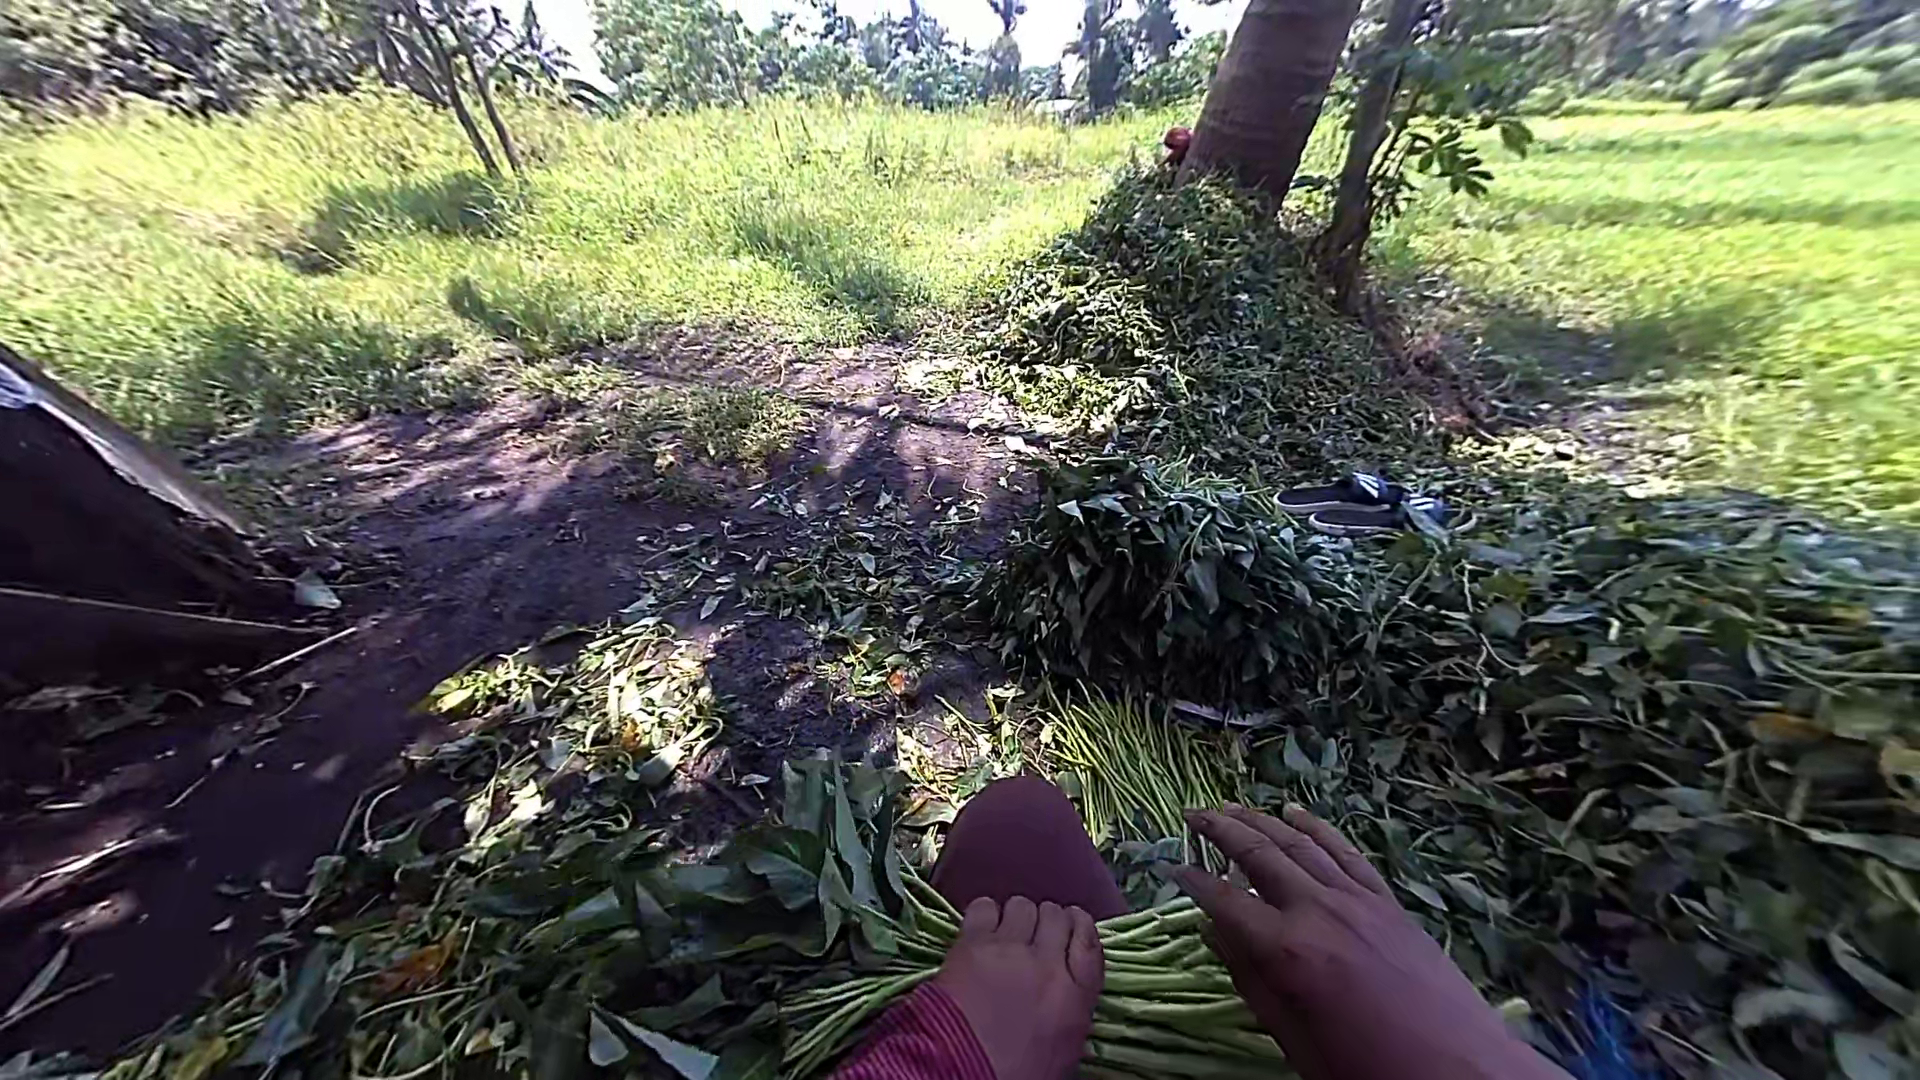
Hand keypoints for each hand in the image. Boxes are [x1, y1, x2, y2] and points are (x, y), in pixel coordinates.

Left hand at [935, 896, 1102, 1079]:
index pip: (1089, 939)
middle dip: (1046, 920)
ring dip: (1016, 917)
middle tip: (1034, 934)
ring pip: (1022, 905)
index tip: (1071, 925)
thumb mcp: (1062, 1047)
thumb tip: (1066, 974)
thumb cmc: (1014, 1074)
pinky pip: (986, 906)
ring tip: (1006, 933)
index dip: (1079, 925)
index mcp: (1074, 997)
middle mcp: (1046, 963)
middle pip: (1055, 914)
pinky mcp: (973, 940)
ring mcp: (1009, 947)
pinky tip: (981, 931)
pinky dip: (985, 914)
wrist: (959, 1076)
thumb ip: (1070, 1002)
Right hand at [1177, 805, 1567, 1079]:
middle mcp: (1316, 911)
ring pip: (1295, 842)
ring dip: (1257, 818)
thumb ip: (1249, 981)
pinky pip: (1343, 851)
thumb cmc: (1373, 1074)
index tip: (1172, 867)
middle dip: (1216, 829)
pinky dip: (1315, 826)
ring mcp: (1354, 900)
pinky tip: (1292, 810)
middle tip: (1190, 813)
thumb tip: (1211, 932)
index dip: (1191, 879)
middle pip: (1255, 853)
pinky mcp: (1386, 901)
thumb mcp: (1297, 1042)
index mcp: (1288, 952)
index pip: (1222, 899)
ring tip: (1228, 805)